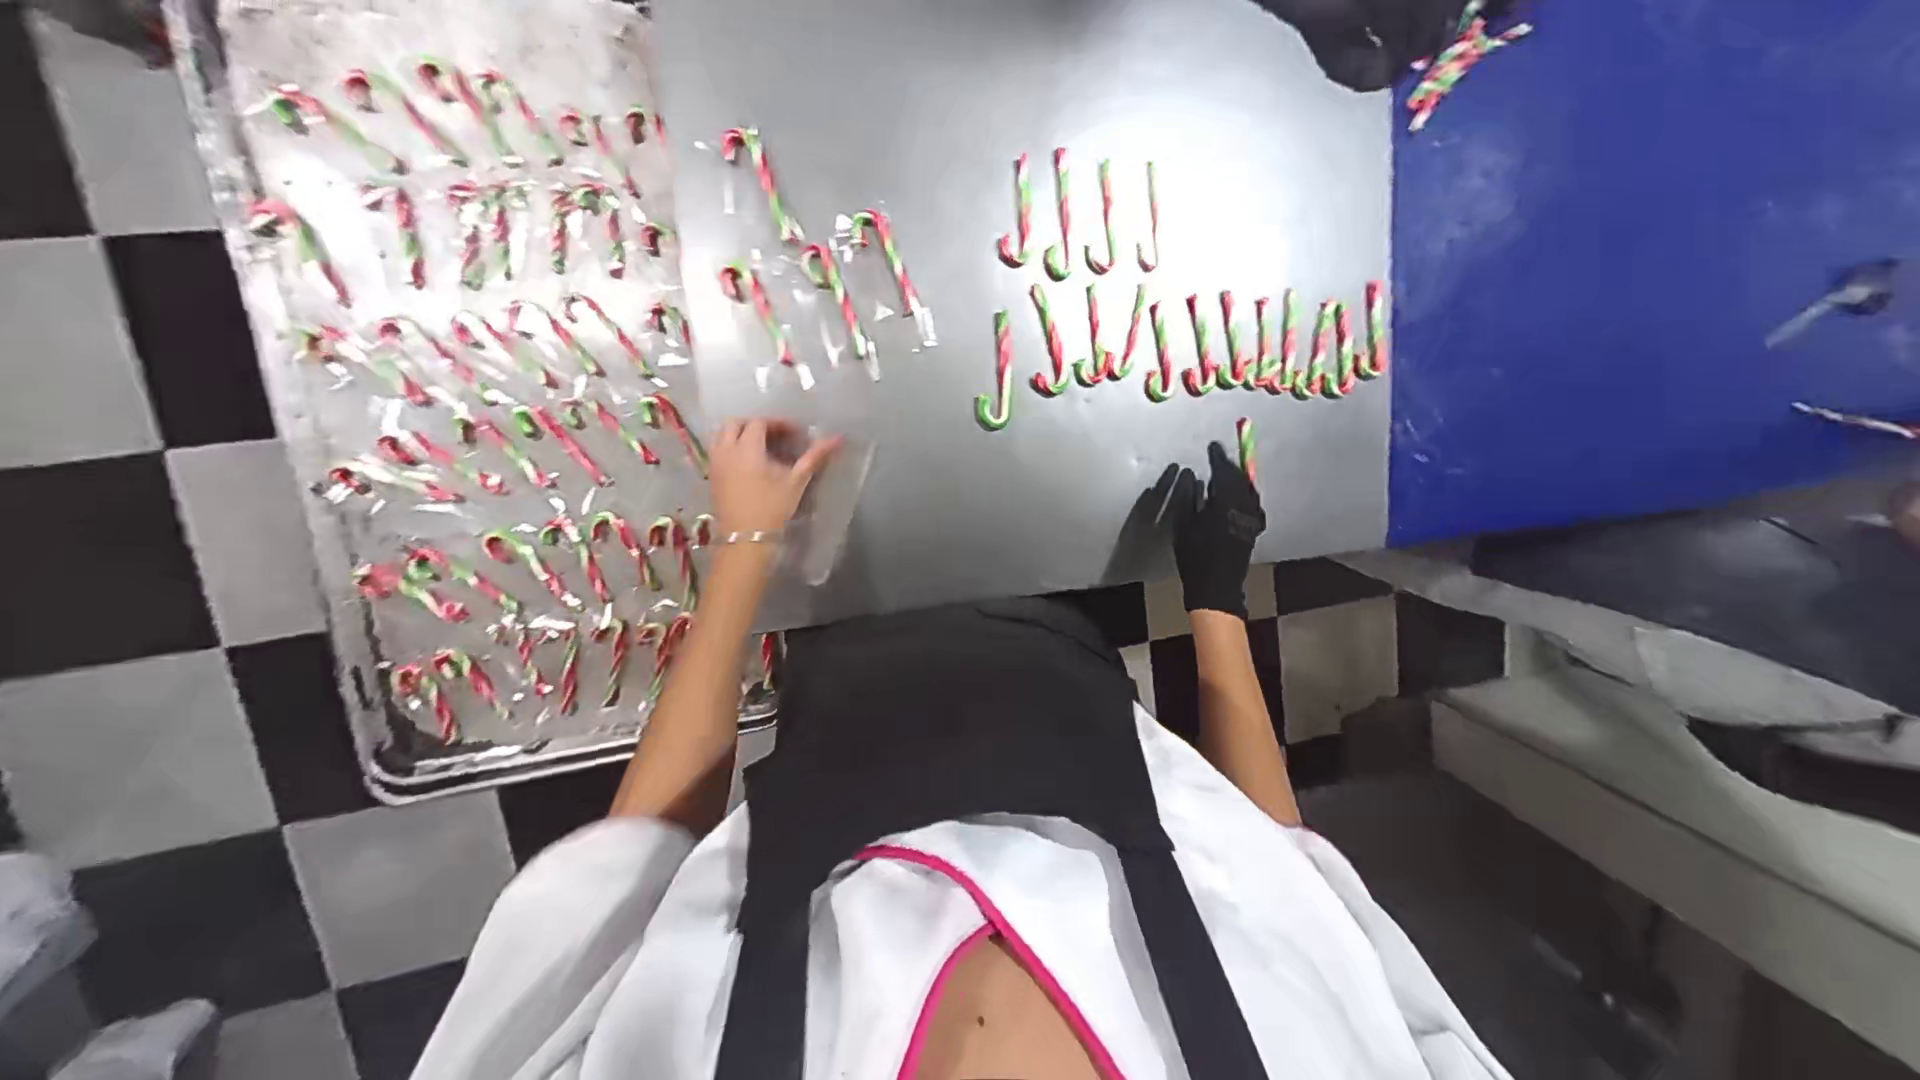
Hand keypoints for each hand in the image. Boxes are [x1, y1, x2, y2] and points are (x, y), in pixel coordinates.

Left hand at [710, 418, 841, 535]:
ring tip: (762, 447)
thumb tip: (838, 438)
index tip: (796, 434)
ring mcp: (715, 463)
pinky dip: (732, 448)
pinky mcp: (712, 476)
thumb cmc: (773, 508)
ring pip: (722, 436)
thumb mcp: (796, 480)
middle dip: (756, 425)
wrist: (746, 538)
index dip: (779, 424)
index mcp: (747, 448)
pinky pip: (718, 451)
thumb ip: (814, 456)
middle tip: (777, 436)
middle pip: (735, 424)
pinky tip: (750, 463)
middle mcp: (726, 450)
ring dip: (740, 434)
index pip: (760, 423)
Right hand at [1169, 442, 1266, 617]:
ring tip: (1226, 472)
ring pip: (1248, 489)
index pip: (1224, 471)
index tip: (1213, 446)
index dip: (1218, 457)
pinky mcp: (1255, 526)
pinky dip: (1244, 492)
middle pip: (1240, 477)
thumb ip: (1187, 496)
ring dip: (1238, 477)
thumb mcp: (1183, 525)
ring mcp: (1253, 517)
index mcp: (1226, 503)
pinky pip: (1251, 501)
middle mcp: (1245, 507)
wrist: (1216, 585)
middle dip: (1230, 465)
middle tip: (1219, 457)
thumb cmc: (1194, 555)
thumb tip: (1188, 474)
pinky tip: (1236, 494)